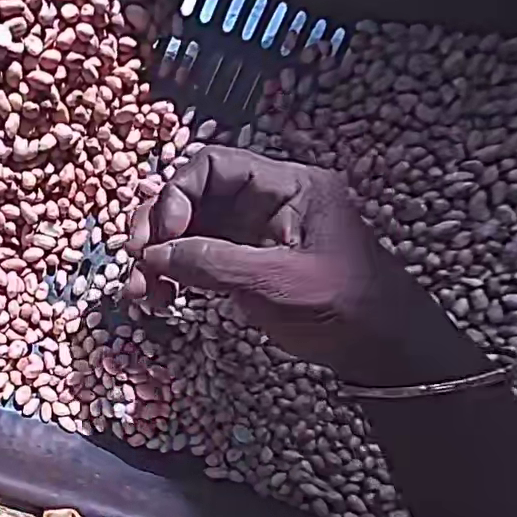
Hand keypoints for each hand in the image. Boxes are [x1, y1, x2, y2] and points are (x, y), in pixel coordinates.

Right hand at [125, 147, 481, 385]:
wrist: (379, 351)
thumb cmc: (346, 307)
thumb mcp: (281, 282)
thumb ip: (215, 264)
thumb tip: (153, 255)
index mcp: (287, 186)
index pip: (215, 166)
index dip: (179, 193)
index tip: (164, 234)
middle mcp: (262, 202)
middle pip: (192, 196)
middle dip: (158, 226)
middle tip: (137, 258)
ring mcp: (247, 234)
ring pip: (184, 230)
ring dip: (157, 258)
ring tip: (142, 293)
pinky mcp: (238, 264)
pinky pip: (191, 260)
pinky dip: (169, 277)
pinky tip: (158, 300)